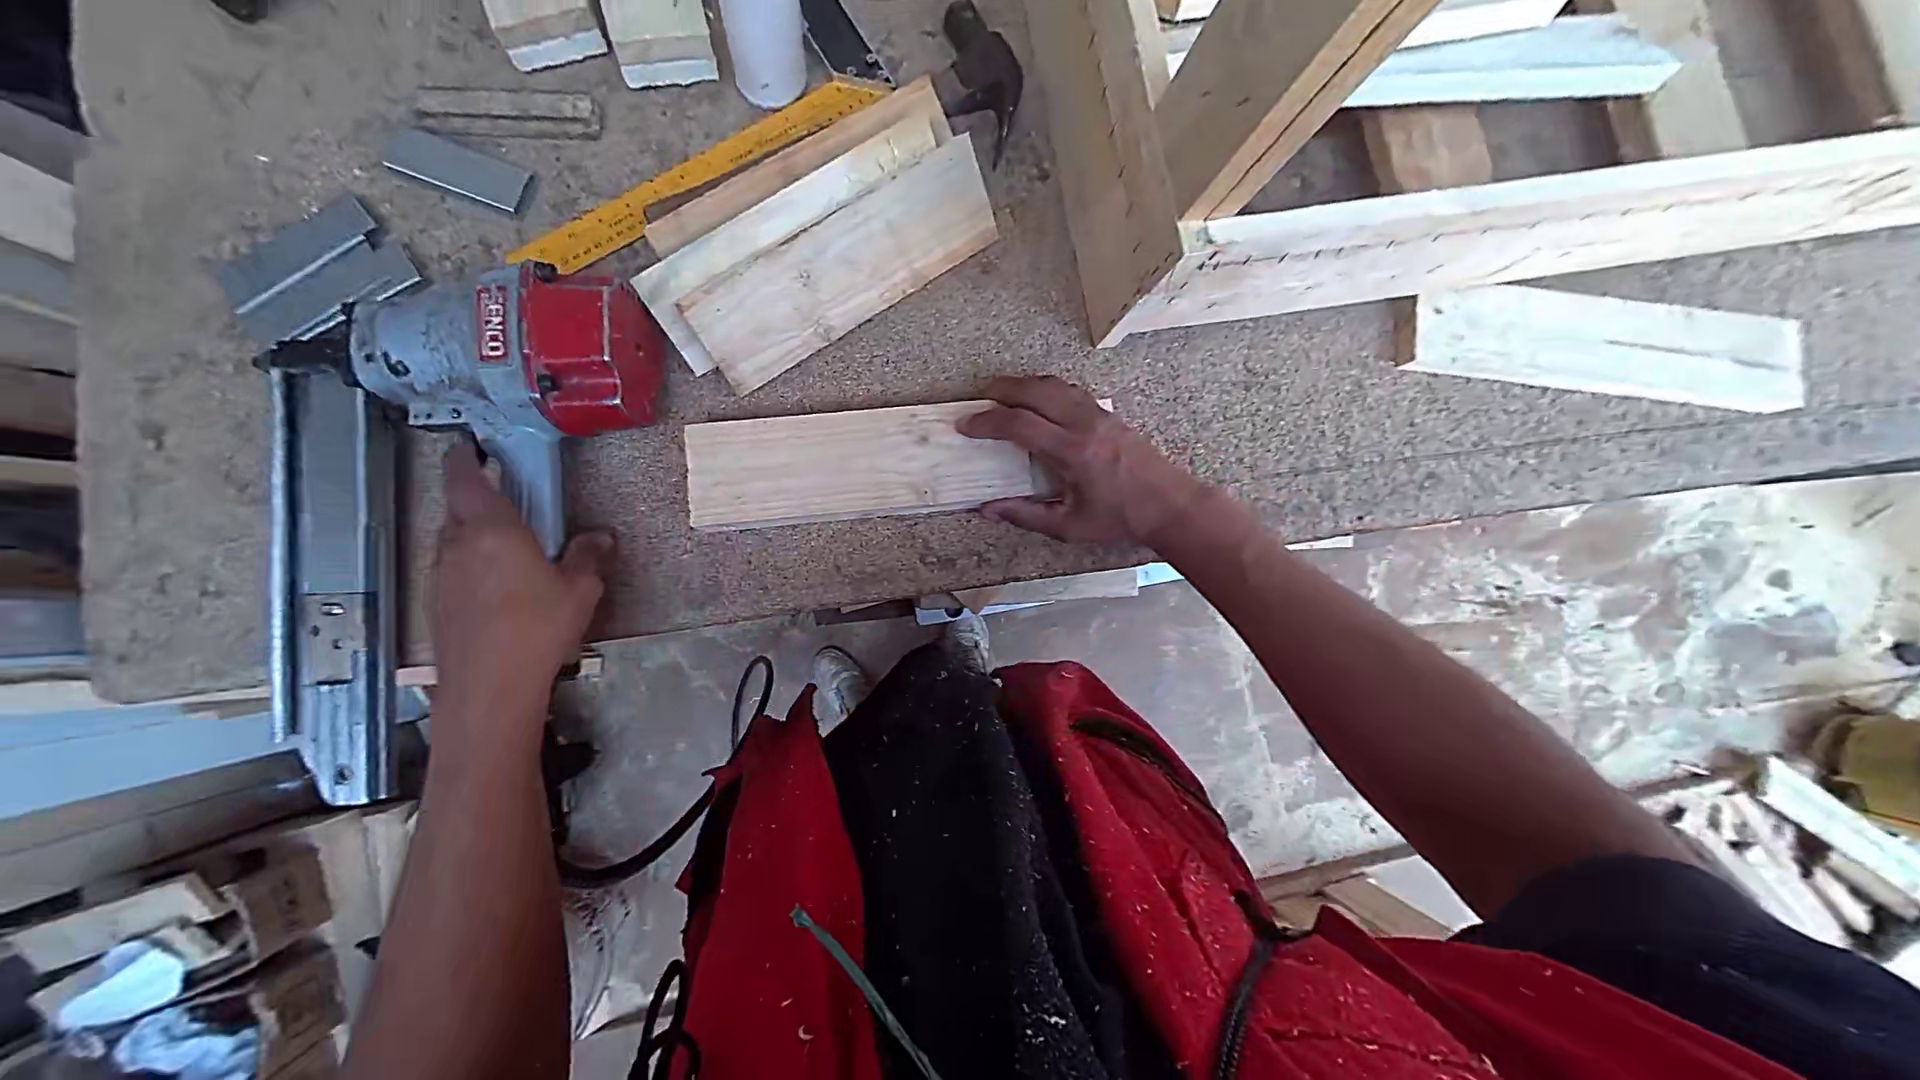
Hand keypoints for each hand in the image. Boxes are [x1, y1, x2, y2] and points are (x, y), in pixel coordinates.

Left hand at [430, 440, 612, 737]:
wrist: (491, 685)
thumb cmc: (537, 627)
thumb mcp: (579, 588)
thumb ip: (588, 555)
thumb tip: (599, 536)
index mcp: (492, 530)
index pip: (465, 480)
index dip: (464, 458)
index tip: (470, 447)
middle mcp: (458, 546)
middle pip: (458, 509)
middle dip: (479, 501)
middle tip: (511, 505)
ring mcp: (443, 576)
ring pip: (454, 540)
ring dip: (476, 536)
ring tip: (512, 550)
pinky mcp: (439, 603)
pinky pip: (455, 569)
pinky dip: (473, 565)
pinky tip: (502, 588)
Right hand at [956, 376, 1208, 547]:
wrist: (1171, 505)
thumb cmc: (1121, 519)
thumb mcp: (1069, 526)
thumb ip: (1026, 516)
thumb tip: (988, 510)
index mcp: (1072, 451)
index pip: (1019, 424)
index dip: (987, 422)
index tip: (966, 426)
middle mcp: (1084, 424)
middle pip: (1035, 391)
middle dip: (1002, 389)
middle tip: (979, 396)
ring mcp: (1100, 415)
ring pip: (1055, 385)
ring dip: (1026, 385)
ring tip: (1005, 393)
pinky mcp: (1110, 415)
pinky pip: (1071, 392)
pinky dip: (1048, 390)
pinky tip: (1040, 401)